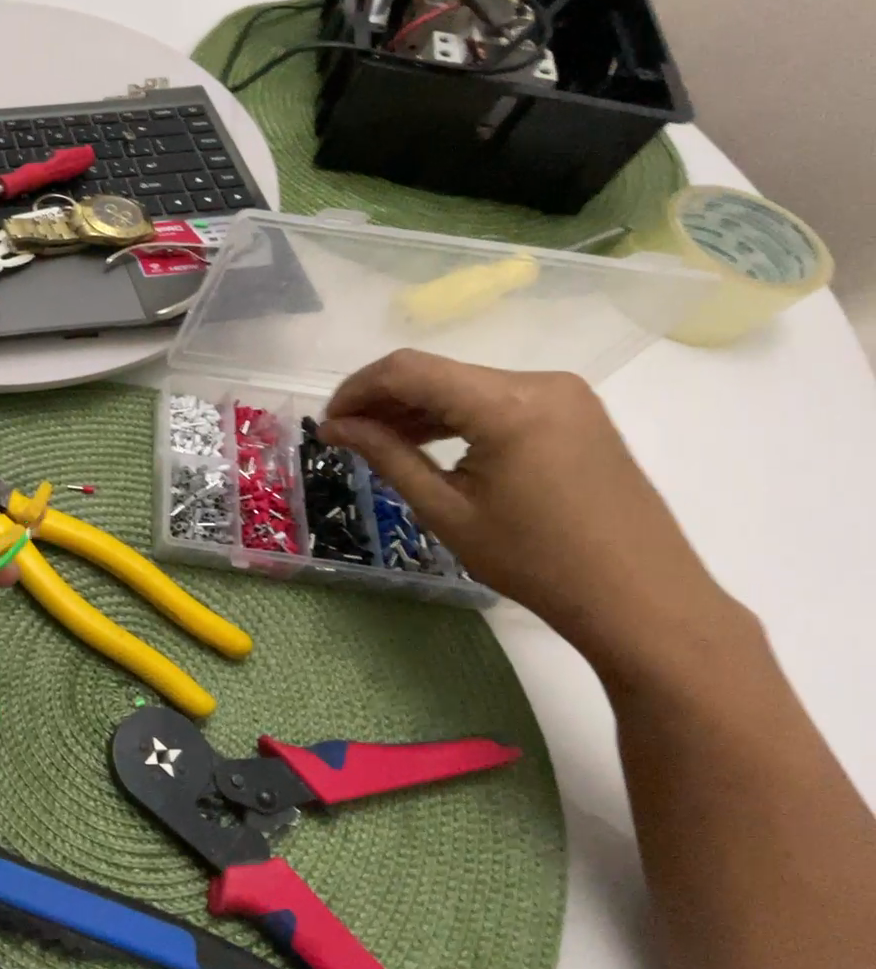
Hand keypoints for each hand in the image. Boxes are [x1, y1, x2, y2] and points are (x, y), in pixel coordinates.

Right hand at [319, 350, 727, 653]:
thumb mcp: (446, 510)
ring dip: (414, 409)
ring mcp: (563, 395)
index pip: (409, 370)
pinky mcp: (574, 413)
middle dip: (382, 400)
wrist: (642, 598)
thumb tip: (336, 426)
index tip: (327, 424)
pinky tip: (425, 445)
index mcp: (509, 403)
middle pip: (436, 373)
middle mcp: (540, 382)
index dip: (356, 390)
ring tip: (376, 444)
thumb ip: (387, 456)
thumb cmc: (535, 560)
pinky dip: (452, 418)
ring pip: (464, 385)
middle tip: (343, 438)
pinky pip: (495, 400)